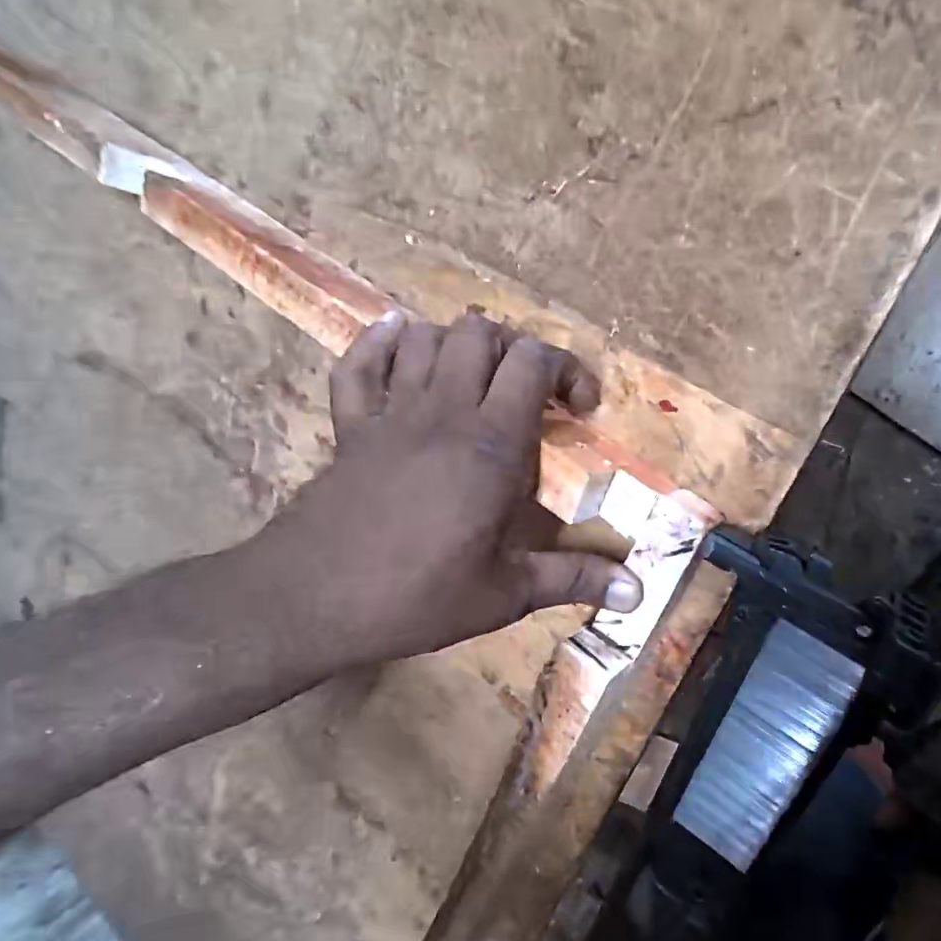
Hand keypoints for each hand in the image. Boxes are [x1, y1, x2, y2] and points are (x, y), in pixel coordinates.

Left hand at [248, 310, 643, 671]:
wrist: (301, 605)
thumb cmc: (415, 596)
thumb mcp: (507, 593)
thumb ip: (576, 579)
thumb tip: (639, 594)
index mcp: (491, 445)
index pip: (534, 363)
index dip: (569, 370)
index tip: (581, 410)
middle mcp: (444, 413)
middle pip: (483, 334)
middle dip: (520, 351)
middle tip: (536, 394)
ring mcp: (390, 414)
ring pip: (427, 337)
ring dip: (463, 346)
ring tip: (485, 379)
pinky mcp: (350, 427)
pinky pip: (360, 362)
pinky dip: (384, 343)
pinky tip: (403, 341)